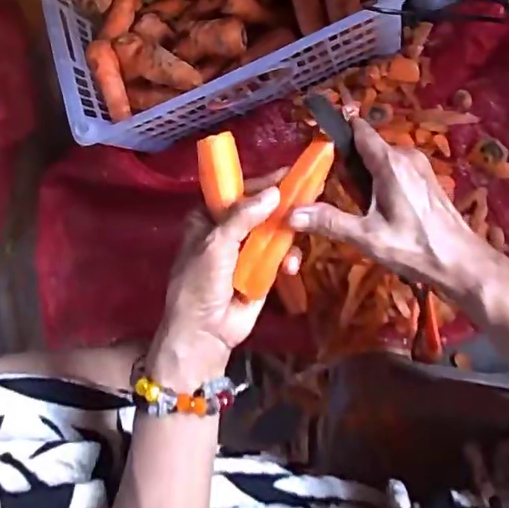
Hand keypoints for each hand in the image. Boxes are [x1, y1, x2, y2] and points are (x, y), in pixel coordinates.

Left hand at [148, 180, 296, 389]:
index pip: (238, 192)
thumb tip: (274, 192)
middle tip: (307, 198)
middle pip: (260, 211)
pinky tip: (292, 265)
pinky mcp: (261, 273)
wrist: (204, 334)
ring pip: (274, 233)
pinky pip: (280, 257)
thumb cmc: (200, 283)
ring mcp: (245, 252)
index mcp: (208, 218)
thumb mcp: (217, 244)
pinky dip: (288, 258)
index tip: (288, 173)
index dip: (262, 183)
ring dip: (288, 234)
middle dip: (281, 207)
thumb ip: (243, 217)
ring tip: (300, 231)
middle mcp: (228, 231)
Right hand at [288, 119, 508, 321]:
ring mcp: (420, 166)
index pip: (359, 130)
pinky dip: (382, 180)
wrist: (465, 265)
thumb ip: (330, 222)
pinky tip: (381, 209)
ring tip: (358, 205)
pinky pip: (396, 168)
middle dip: (349, 162)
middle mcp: (405, 156)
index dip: (338, 129)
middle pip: (367, 147)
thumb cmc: (416, 248)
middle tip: (336, 189)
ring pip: (382, 159)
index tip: (317, 137)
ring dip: (366, 174)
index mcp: (389, 162)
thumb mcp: (368, 238)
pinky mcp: (428, 179)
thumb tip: (291, 213)